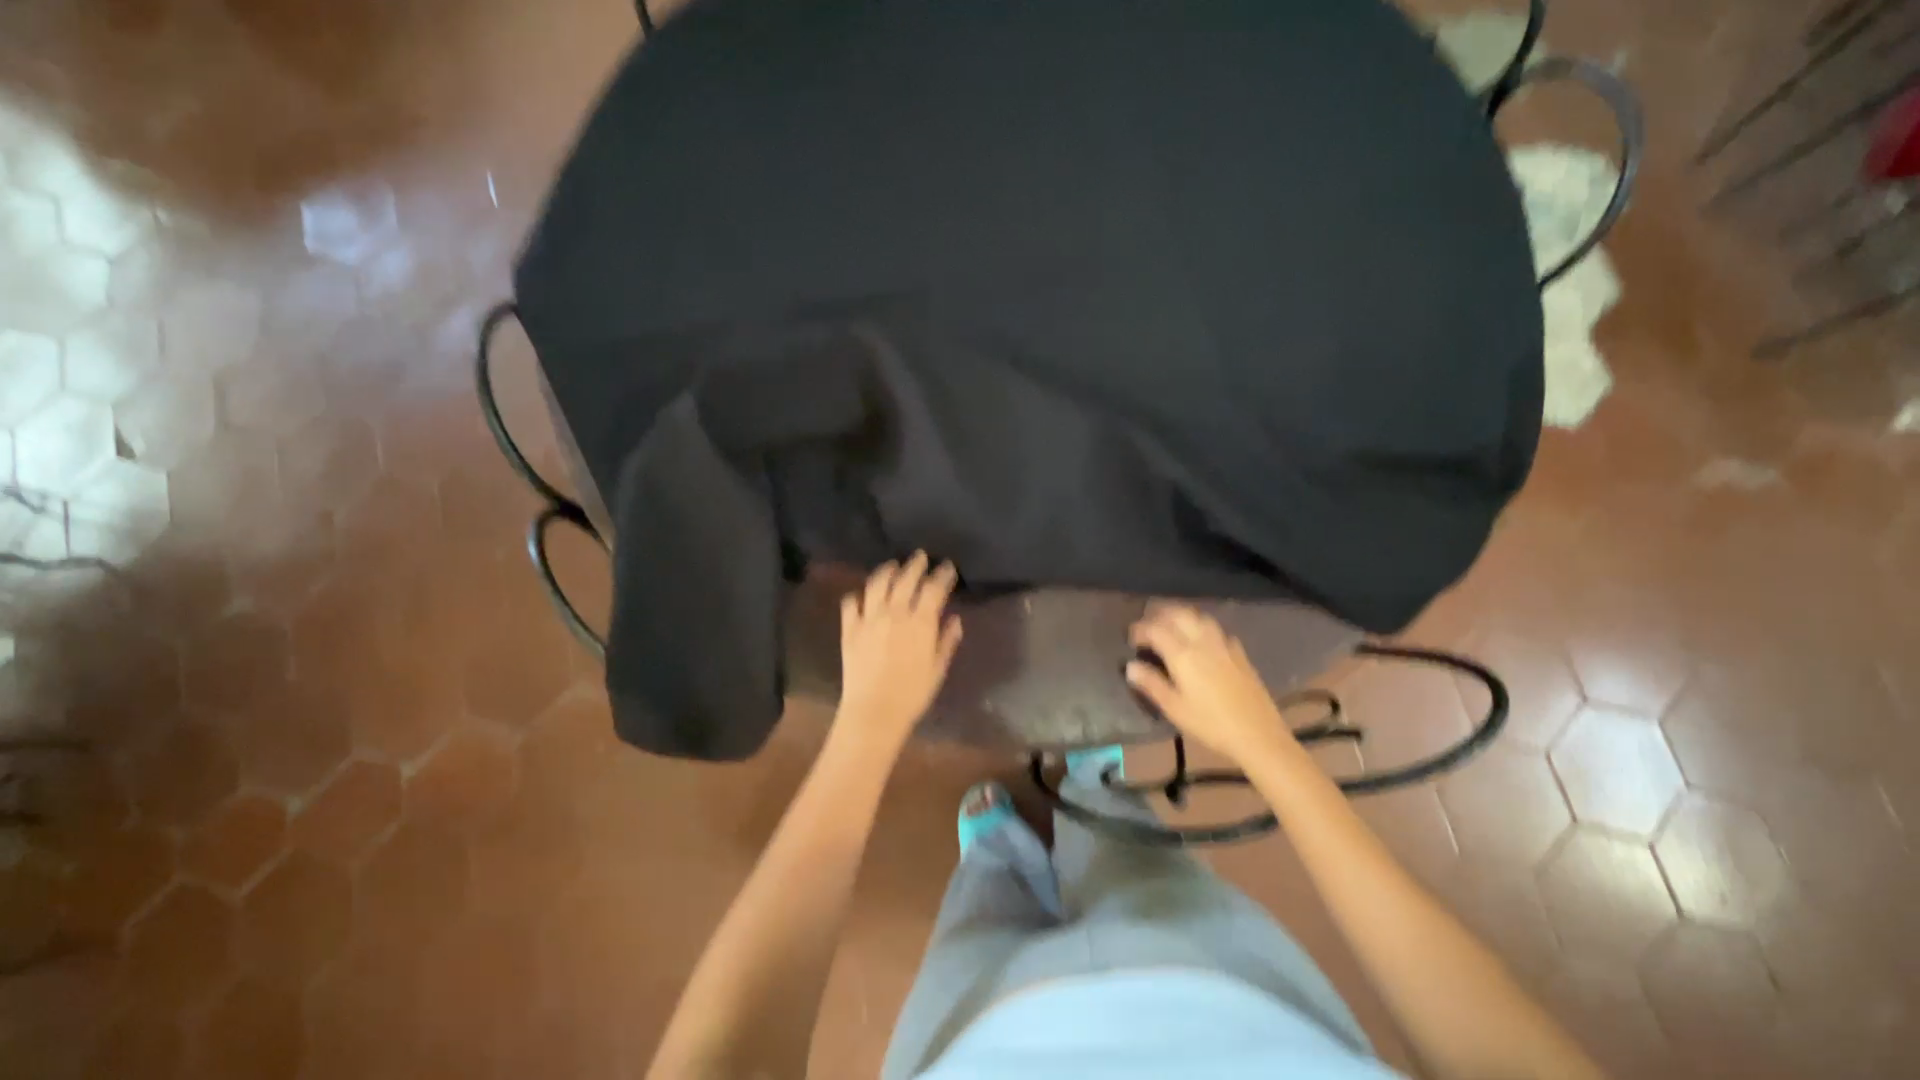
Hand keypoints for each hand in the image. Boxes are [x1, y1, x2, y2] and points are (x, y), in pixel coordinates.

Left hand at [834, 552, 963, 751]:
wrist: (874, 711)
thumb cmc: (912, 694)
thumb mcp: (937, 669)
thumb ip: (946, 641)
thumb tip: (953, 619)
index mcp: (920, 622)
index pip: (933, 588)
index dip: (942, 575)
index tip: (947, 567)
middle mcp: (894, 613)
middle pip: (905, 579)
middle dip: (915, 565)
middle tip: (921, 557)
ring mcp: (869, 618)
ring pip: (877, 584)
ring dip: (887, 571)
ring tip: (893, 566)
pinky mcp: (849, 629)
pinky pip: (851, 603)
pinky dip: (858, 595)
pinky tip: (862, 595)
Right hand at [1125, 604, 1293, 763]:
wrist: (1258, 734)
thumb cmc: (1210, 724)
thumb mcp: (1174, 709)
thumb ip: (1152, 684)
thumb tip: (1131, 666)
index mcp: (1183, 655)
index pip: (1156, 629)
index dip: (1140, 629)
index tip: (1131, 638)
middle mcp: (1203, 642)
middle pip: (1179, 614)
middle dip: (1160, 614)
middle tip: (1148, 625)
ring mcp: (1224, 645)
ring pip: (1199, 617)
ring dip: (1182, 616)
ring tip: (1171, 626)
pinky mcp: (1239, 652)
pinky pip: (1217, 629)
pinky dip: (1202, 626)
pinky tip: (1202, 639)